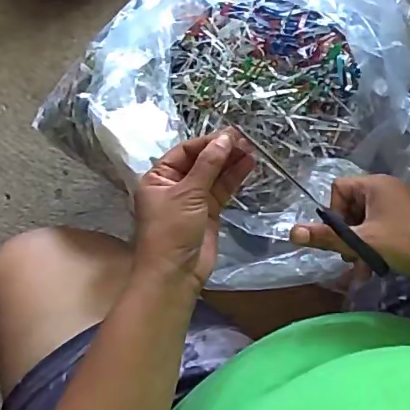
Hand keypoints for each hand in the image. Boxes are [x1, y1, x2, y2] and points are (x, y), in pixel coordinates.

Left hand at [133, 131, 254, 290]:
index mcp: (158, 177)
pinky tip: (247, 166)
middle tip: (245, 140)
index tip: (230, 134)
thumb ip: (208, 165)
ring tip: (251, 150)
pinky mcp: (208, 213)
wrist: (174, 275)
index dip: (207, 142)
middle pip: (200, 161)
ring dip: (230, 162)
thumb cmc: (171, 230)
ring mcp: (192, 199)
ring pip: (213, 175)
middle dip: (221, 150)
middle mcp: (174, 185)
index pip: (184, 151)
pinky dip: (233, 178)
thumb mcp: (188, 193)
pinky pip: (221, 190)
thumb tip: (225, 139)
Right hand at [287, 175, 409, 281]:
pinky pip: (379, 226)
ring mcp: (398, 202)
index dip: (335, 212)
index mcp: (375, 184)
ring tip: (362, 266)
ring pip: (364, 220)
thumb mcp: (362, 242)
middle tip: (351, 255)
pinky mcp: (406, 218)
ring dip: (359, 243)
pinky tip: (374, 267)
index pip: (338, 188)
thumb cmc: (404, 244)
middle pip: (350, 205)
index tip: (342, 235)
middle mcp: (386, 187)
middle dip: (347, 232)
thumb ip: (327, 237)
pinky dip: (373, 244)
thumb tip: (293, 233)